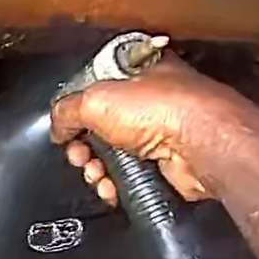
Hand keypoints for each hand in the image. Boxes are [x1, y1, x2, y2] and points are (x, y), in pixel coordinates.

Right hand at [49, 55, 258, 205]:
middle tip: (80, 155)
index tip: (67, 125)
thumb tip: (57, 127)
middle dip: (82, 147)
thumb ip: (66, 110)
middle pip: (98, 127)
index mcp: (136, 71)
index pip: (94, 88)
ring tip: (97, 174)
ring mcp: (158, 133)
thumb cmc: (163, 110)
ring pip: (111, 155)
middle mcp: (150, 100)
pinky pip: (127, 176)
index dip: (76, 109)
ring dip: (96, 169)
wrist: (202, 146)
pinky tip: (111, 187)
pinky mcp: (164, 163)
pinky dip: (114, 185)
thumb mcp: (95, 99)